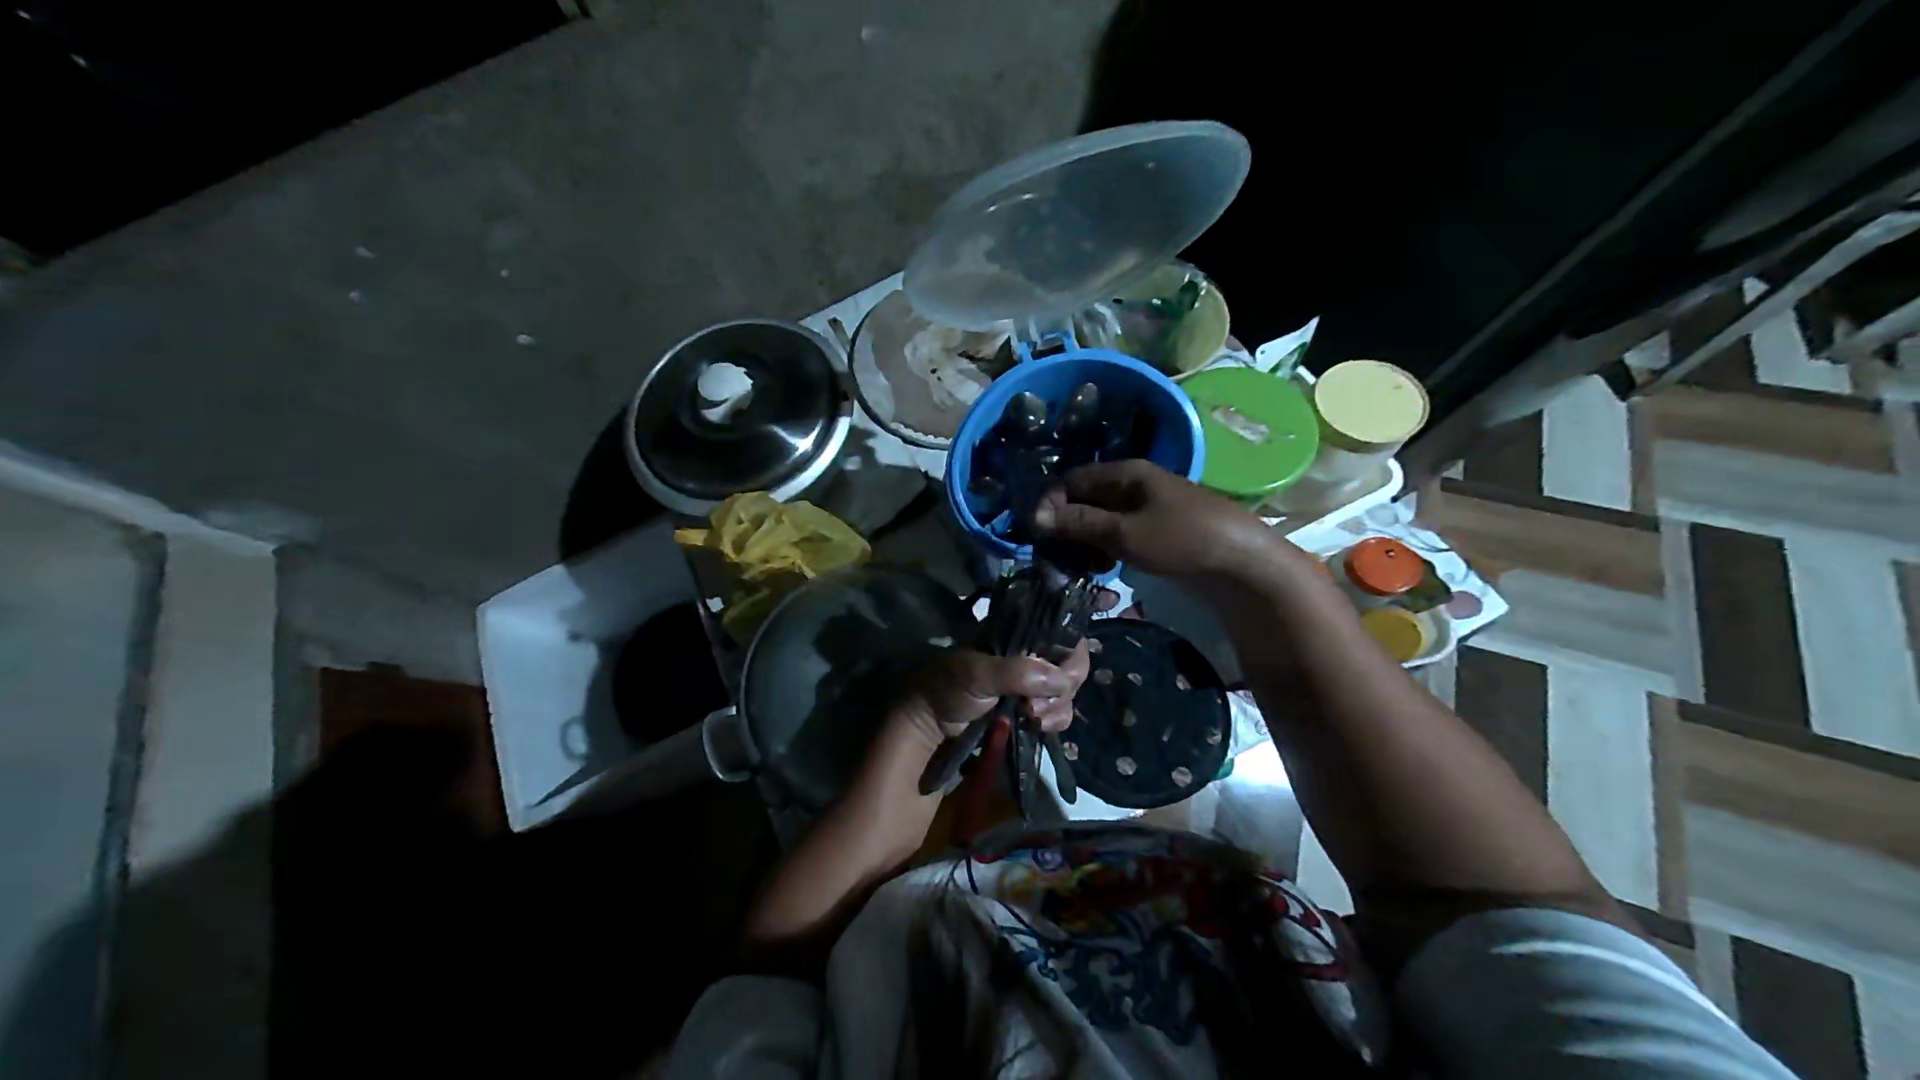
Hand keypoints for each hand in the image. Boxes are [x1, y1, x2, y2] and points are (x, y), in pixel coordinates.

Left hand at [891, 643, 1091, 750]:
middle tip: (1034, 702)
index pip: (1062, 632)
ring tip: (1029, 716)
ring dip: (1056, 707)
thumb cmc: (949, 687)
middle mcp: (1031, 655)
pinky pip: (1060, 714)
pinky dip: (1053, 721)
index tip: (1059, 673)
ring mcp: (1034, 684)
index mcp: (1019, 634)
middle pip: (1072, 665)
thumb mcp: (976, 673)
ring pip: (1068, 692)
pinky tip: (1034, 726)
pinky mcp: (1033, 711)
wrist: (931, 725)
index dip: (1069, 652)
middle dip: (1061, 687)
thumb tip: (1061, 680)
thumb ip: (1016, 672)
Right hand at [1033, 460, 1290, 581]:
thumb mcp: (1125, 533)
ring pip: (1100, 520)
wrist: (1243, 563)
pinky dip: (1106, 550)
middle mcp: (1133, 484)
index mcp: (1125, 474)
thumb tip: (1034, 514)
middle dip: (1067, 527)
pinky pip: (1119, 534)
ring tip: (1085, 568)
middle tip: (1060, 558)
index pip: (1071, 480)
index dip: (1051, 504)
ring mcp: (1146, 508)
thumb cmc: (1182, 540)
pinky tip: (1106, 570)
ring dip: (1085, 542)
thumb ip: (1080, 523)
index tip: (1038, 535)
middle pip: (1084, 500)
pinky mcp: (1157, 530)